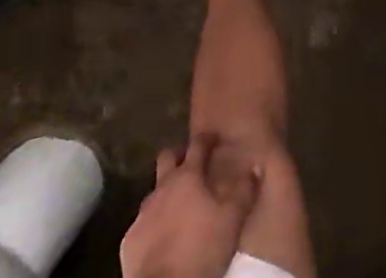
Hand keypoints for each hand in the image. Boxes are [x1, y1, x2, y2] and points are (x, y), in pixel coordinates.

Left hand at [121, 134, 261, 277]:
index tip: (215, 137)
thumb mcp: (232, 220)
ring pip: (154, 191)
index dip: (207, 138)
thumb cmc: (201, 248)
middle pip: (167, 158)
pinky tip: (165, 236)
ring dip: (166, 192)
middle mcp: (162, 188)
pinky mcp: (130, 239)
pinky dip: (155, 223)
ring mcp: (143, 213)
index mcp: (188, 177)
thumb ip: (244, 190)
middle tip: (192, 165)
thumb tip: (255, 167)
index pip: (198, 145)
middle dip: (179, 156)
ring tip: (181, 206)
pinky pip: (144, 222)